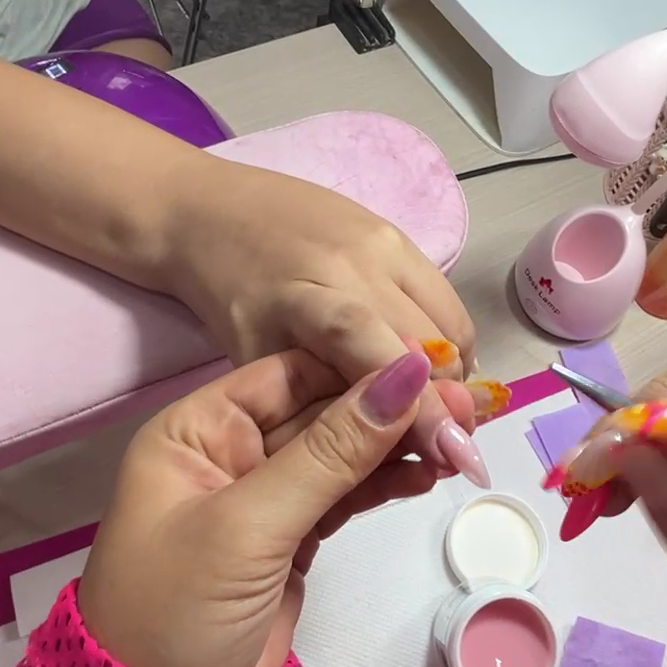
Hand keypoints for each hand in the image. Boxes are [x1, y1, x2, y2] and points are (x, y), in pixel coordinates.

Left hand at [79, 349, 437, 666]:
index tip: (429, 363)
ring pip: (341, 453)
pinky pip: (346, 493)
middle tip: (463, 407)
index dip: (358, 364)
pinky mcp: (293, 534)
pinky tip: (428, 475)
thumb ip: (333, 449)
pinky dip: (386, 483)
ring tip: (459, 442)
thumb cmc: (181, 609)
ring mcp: (265, 494)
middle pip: (323, 411)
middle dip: (390, 409)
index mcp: (198, 429)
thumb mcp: (253, 523)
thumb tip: (407, 374)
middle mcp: (231, 450)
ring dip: (397, 446)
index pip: (290, 374)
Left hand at [160, 159, 488, 486]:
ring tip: (438, 414)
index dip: (421, 410)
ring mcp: (387, 241)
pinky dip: (447, 343)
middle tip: (449, 451)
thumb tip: (391, 449)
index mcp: (305, 295)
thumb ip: (317, 405)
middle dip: (450, 404)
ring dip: (454, 375)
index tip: (456, 458)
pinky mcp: (399, 233)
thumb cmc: (224, 296)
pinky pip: (443, 300)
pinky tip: (428, 371)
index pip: (378, 354)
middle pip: (432, 343)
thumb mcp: (252, 362)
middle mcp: (359, 259)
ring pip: (451, 323)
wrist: (210, 208)